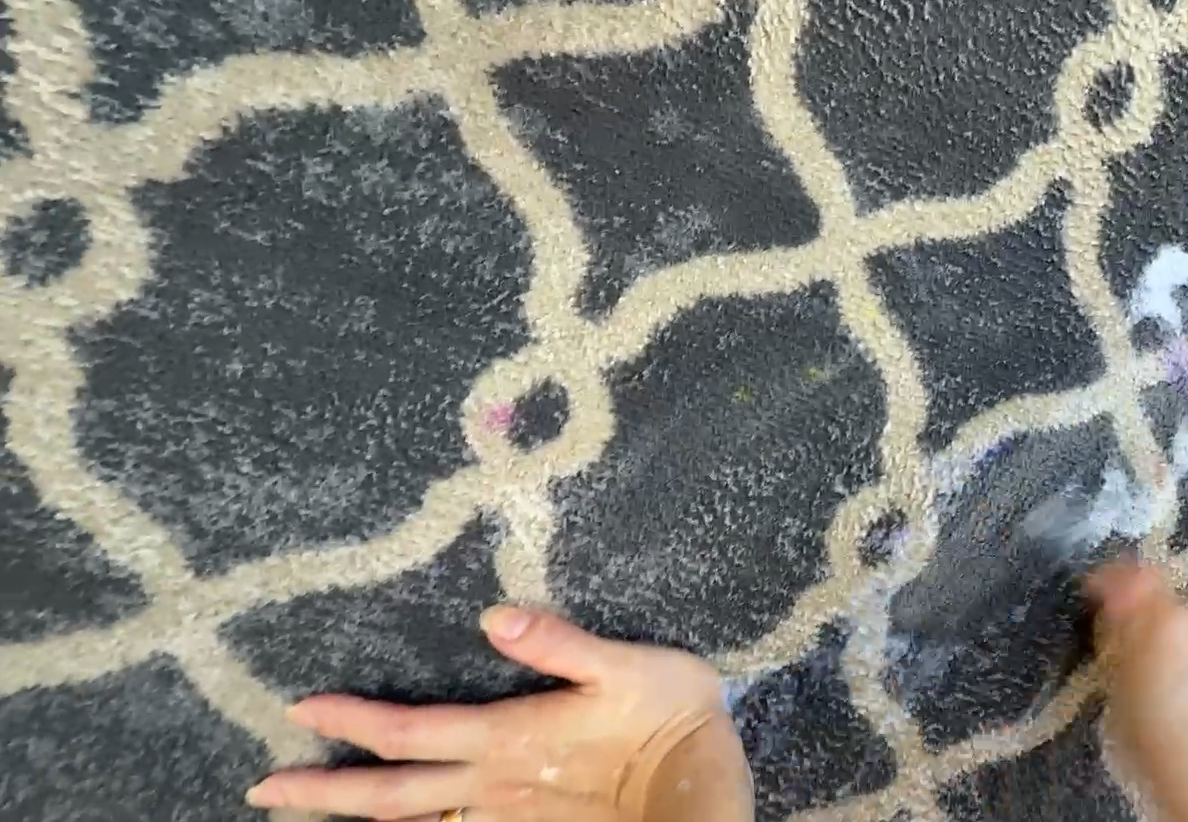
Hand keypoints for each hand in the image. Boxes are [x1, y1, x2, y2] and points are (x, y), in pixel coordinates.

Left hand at [244, 607, 751, 821]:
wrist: (693, 785)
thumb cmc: (662, 712)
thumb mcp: (621, 663)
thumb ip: (558, 643)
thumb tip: (493, 616)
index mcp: (510, 736)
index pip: (412, 731)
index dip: (353, 721)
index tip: (299, 709)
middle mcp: (492, 784)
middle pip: (391, 795)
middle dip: (324, 790)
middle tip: (264, 787)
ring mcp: (508, 816)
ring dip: (360, 815)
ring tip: (323, 808)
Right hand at [1089, 561, 1187, 821]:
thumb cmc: (1152, 740)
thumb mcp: (1116, 680)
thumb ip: (1116, 627)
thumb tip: (1112, 593)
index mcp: (1159, 616)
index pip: (1135, 573)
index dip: (1118, 580)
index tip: (1107, 592)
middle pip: (1173, 603)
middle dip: (1161, 622)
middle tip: (1152, 660)